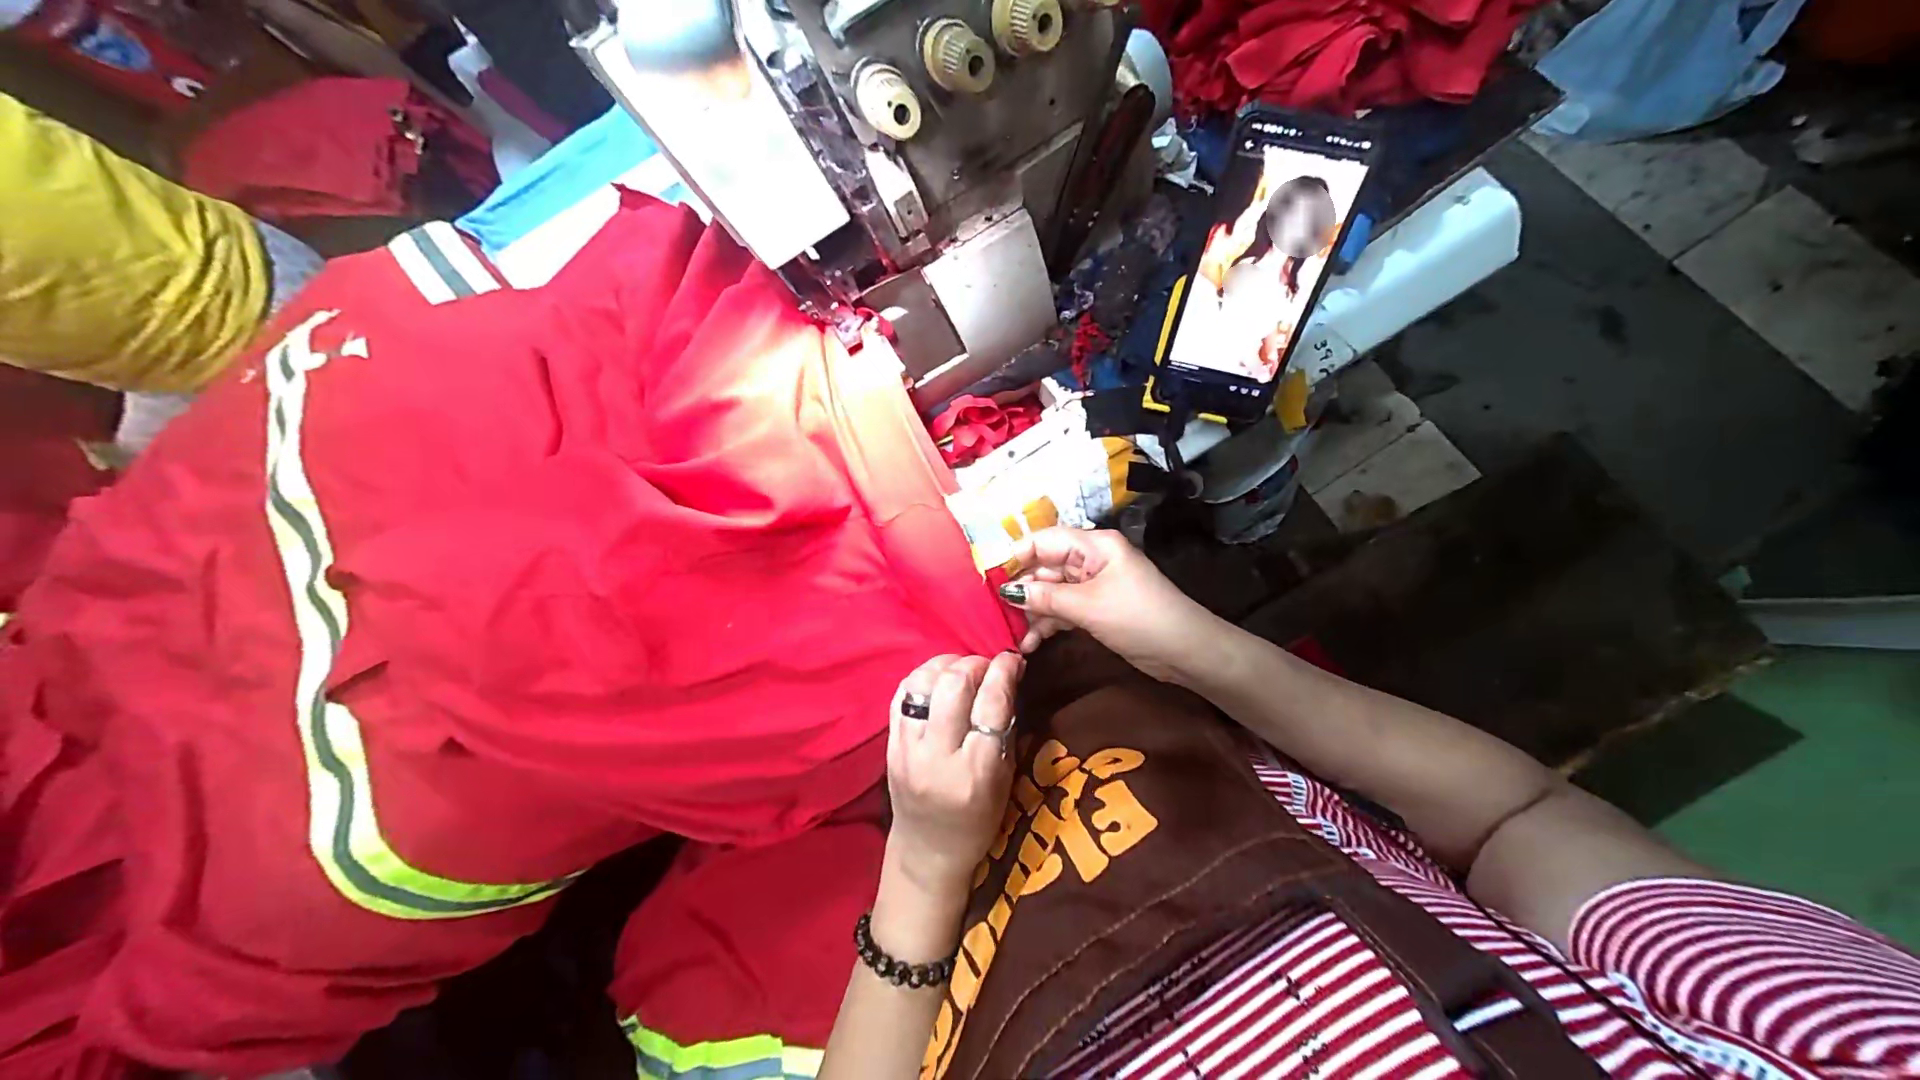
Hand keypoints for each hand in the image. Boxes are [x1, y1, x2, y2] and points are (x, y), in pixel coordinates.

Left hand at [885, 652, 1021, 897]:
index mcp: (976, 773)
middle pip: (954, 686)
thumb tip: (1008, 673)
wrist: (927, 850)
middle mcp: (937, 758)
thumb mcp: (1005, 778)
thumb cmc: (978, 819)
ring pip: (922, 683)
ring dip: (946, 665)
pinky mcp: (888, 745)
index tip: (1012, 659)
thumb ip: (1005, 726)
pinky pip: (902, 694)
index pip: (991, 705)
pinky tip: (936, 681)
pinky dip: (922, 678)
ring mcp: (907, 750)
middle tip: (986, 667)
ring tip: (960, 669)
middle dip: (975, 664)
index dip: (1004, 671)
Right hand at [999, 527, 1222, 684]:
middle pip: (1045, 567)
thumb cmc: (1139, 618)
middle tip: (995, 612)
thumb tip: (1007, 591)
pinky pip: (1062, 610)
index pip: (1044, 540)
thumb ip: (1045, 598)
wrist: (1186, 652)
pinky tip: (1030, 642)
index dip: (1015, 555)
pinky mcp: (1095, 609)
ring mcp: (1093, 585)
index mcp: (1094, 546)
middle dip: (1021, 590)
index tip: (987, 576)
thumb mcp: (1088, 606)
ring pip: (1051, 592)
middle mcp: (1091, 560)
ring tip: (1012, 635)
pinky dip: (1047, 623)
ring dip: (1032, 612)